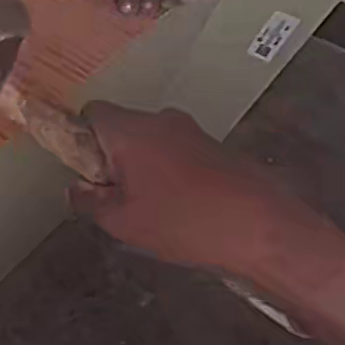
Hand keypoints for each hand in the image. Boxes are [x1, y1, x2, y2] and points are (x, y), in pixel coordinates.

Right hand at [67, 101, 324, 277]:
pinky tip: (177, 205)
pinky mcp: (218, 149)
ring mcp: (194, 132)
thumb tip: (76, 188)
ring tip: (145, 203)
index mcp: (132, 131)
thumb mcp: (122, 221)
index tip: (81, 166)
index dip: (79, 135)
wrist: (268, 232)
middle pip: (121, 127)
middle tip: (109, 192)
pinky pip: (176, 151)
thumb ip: (89, 200)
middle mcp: (162, 121)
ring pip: (150, 140)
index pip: (92, 112)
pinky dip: (167, 171)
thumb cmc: (183, 222)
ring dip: (140, 164)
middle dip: (109, 154)